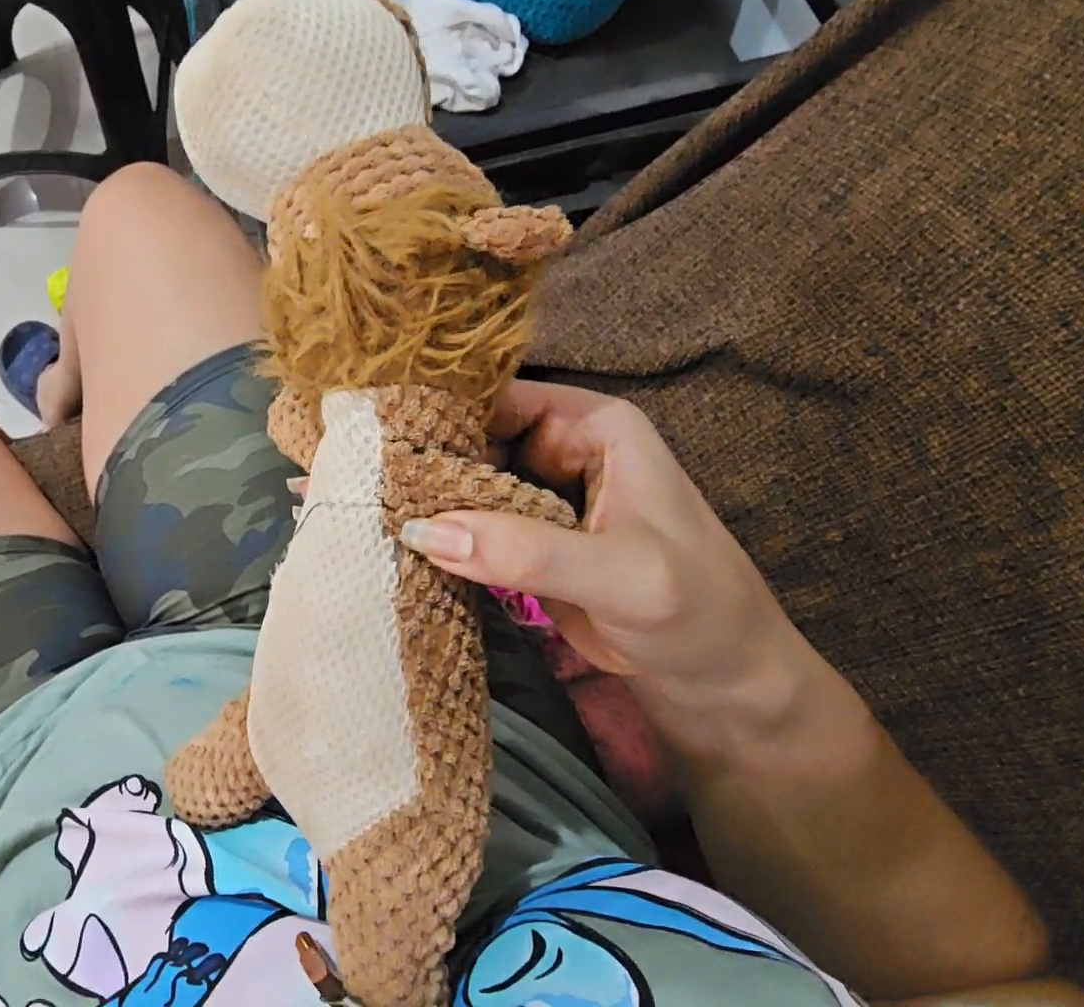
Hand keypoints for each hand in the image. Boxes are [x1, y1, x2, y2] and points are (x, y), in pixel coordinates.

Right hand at [399, 380, 798, 698]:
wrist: (723, 684)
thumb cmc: (698, 614)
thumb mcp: (622, 576)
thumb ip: (528, 550)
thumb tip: (422, 530)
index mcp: (594, 426)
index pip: (498, 399)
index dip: (439, 412)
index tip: (378, 437)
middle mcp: (559, 450)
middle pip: (470, 438)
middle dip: (419, 458)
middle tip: (360, 480)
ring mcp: (536, 499)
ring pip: (460, 483)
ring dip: (419, 499)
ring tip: (360, 506)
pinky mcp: (519, 543)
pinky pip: (464, 527)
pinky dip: (432, 535)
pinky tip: (388, 539)